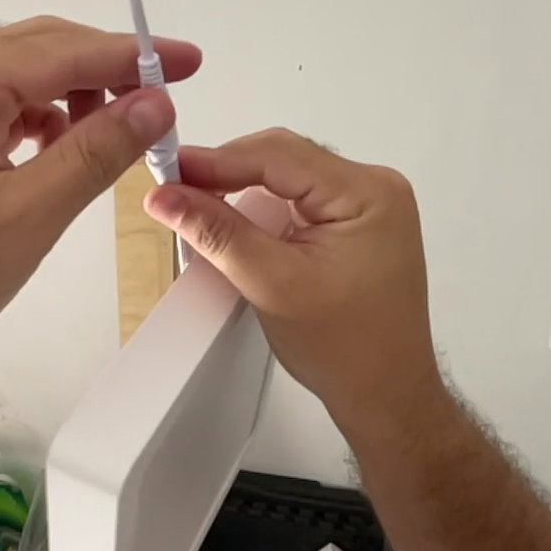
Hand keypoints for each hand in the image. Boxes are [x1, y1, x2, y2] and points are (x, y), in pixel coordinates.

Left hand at [0, 16, 199, 370]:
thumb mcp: (28, 214)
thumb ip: (95, 152)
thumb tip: (156, 104)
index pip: (53, 54)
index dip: (127, 56)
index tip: (186, 60)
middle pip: (37, 53)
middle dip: (105, 70)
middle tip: (165, 94)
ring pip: (24, 79)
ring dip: (78, 96)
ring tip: (121, 130)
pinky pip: (6, 108)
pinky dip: (48, 120)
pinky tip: (73, 144)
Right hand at [143, 129, 439, 418]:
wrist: (385, 394)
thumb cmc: (341, 348)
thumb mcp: (270, 284)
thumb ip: (216, 232)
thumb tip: (164, 196)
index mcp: (367, 193)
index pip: (278, 155)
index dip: (217, 159)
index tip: (167, 170)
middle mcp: (373, 187)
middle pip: (284, 158)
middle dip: (227, 170)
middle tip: (174, 188)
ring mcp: (367, 205)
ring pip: (288, 176)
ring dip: (241, 186)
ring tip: (196, 201)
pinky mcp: (355, 223)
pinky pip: (298, 197)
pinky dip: (261, 205)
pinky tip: (232, 217)